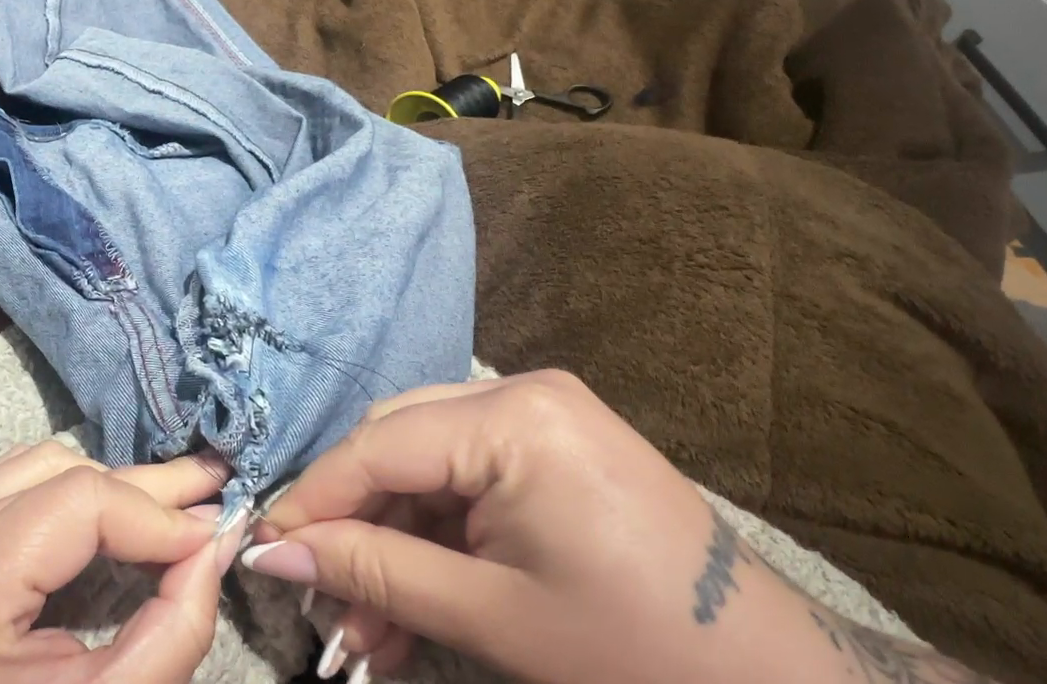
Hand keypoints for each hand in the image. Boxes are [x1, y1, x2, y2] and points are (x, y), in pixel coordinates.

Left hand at [0, 441, 237, 683]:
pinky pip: (8, 484)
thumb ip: (171, 632)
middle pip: (58, 474)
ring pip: (35, 466)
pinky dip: (67, 492)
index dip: (155, 514)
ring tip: (167, 506)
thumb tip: (215, 543)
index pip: (78, 503)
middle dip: (147, 487)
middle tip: (215, 483)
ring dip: (108, 485)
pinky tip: (106, 514)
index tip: (211, 537)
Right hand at [241, 371, 982, 683]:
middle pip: (397, 444)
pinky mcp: (550, 444)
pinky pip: (465, 479)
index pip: (379, 446)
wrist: (781, 683)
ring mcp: (539, 414)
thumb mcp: (490, 614)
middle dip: (354, 524)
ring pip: (424, 466)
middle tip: (323, 596)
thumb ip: (374, 573)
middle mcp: (520, 392)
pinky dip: (433, 537)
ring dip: (390, 541)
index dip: (315, 499)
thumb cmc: (636, 650)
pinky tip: (410, 601)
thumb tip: (272, 552)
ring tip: (365, 627)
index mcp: (513, 417)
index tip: (265, 549)